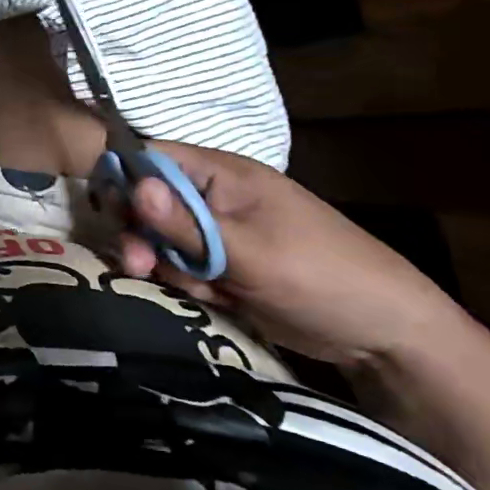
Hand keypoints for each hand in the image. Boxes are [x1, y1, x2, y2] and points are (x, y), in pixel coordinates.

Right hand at [116, 141, 469, 366]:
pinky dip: (191, 282)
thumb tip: (133, 182)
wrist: (382, 332)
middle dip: (144, 233)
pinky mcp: (228, 265)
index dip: (126, 178)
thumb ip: (187, 223)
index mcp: (225, 174)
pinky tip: (215, 298)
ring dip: (169, 264)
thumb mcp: (248, 252)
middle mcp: (217, 197)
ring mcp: (222, 233)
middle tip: (139, 264)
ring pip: (166, 240)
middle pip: (153, 202)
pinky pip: (187, 266)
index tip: (107, 212)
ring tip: (199, 288)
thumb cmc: (320, 276)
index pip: (156, 157)